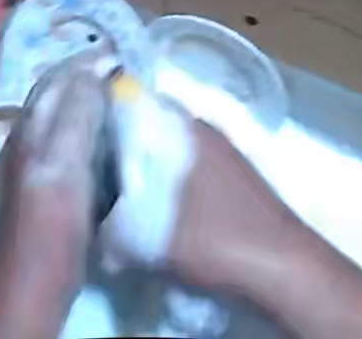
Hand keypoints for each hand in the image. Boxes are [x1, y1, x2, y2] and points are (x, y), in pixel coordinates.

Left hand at [0, 59, 107, 338]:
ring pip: (67, 114)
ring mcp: (33, 161)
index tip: (127, 55)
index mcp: (32, 126)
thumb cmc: (51, 223)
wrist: (31, 290)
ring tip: (128, 100)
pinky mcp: (46, 183)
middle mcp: (28, 136)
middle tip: (132, 75)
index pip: (61, 74)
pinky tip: (113, 138)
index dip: (92, 60)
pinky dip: (93, 127)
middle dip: (95, 77)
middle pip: (63, 92)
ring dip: (95, 101)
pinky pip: (72, 138)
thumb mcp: (67, 162)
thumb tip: (98, 64)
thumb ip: (79, 112)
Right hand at [103, 84, 361, 338]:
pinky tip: (154, 207)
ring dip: (145, 165)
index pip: (140, 99)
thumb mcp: (153, 239)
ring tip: (118, 191)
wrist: (279, 262)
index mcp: (186, 129)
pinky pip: (185, 165)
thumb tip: (91, 229)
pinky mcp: (229, 174)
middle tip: (95, 166)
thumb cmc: (218, 238)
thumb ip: (115, 230)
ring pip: (168, 146)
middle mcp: (203, 129)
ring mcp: (219, 150)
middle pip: (152, 123)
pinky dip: (165, 179)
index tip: (81, 123)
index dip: (110, 107)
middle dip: (123, 143)